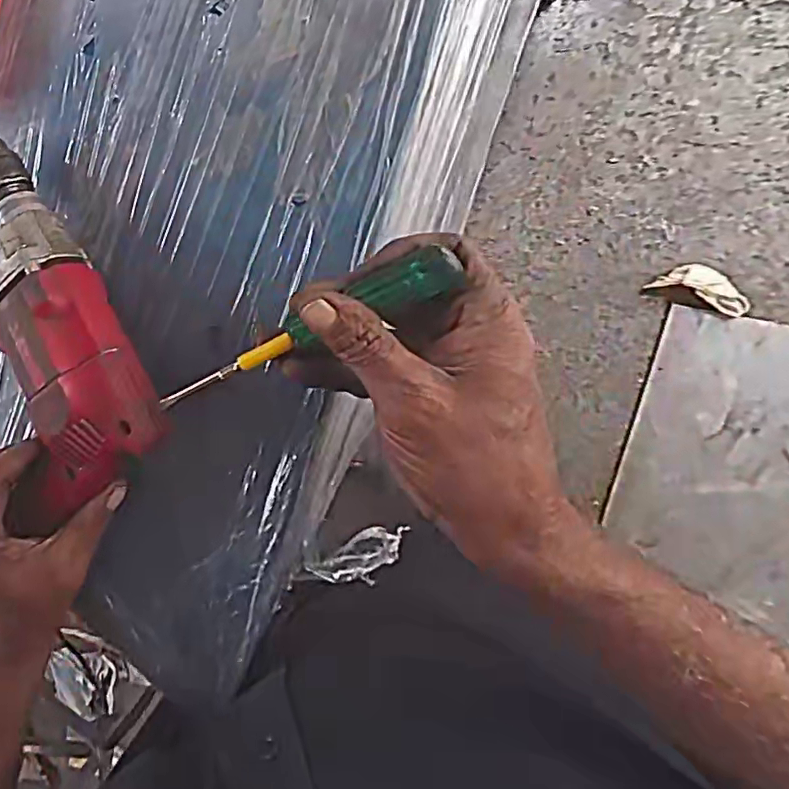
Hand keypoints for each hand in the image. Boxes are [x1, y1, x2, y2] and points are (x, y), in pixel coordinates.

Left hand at [0, 441, 125, 669]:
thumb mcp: (67, 565)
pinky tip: (24, 491)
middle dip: (0, 455)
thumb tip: (114, 490)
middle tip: (33, 455)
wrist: (12, 652)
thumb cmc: (31, 617)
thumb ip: (90, 523)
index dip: (19, 454)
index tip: (45, 445)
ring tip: (30, 468)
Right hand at [281, 233, 580, 565]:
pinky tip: (302, 368)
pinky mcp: (416, 386)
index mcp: (483, 319)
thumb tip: (318, 305)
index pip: (444, 257)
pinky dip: (338, 363)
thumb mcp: (412, 397)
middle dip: (346, 300)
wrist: (501, 532)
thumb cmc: (480, 468)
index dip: (397, 260)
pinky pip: (372, 360)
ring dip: (332, 333)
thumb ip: (362, 345)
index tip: (354, 281)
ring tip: (287, 338)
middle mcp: (461, 331)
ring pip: (377, 327)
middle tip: (304, 312)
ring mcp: (436, 360)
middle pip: (399, 291)